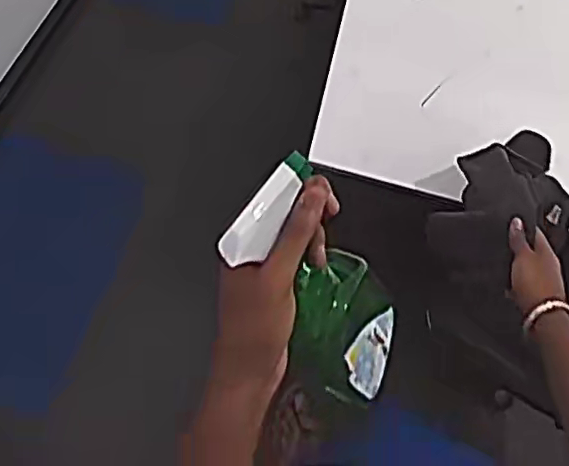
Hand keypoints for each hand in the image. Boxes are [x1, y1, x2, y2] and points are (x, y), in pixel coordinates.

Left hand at [210, 175, 339, 395]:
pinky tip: (314, 267)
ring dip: (313, 239)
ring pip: (298, 231)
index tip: (325, 197)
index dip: (302, 191)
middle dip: (311, 219)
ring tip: (315, 259)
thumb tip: (312, 195)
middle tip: (324, 231)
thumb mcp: (278, 276)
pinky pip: (299, 251)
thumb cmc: (253, 332)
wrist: (248, 376)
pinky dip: (311, 254)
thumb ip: (296, 232)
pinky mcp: (277, 275)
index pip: (274, 199)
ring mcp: (264, 261)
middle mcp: (251, 246)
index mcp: (242, 239)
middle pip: (288, 212)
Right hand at [509, 216, 566, 313]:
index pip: (536, 232)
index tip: (514, 222)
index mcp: (547, 251)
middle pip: (532, 250)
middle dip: (520, 248)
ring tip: (504, 265)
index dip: (524, 226)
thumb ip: (519, 239)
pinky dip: (517, 284)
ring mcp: (545, 281)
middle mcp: (549, 265)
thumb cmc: (536, 286)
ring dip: (518, 267)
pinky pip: (526, 285)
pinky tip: (509, 286)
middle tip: (506, 244)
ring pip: (529, 268)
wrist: (542, 320)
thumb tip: (517, 221)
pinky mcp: (538, 296)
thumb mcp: (522, 257)